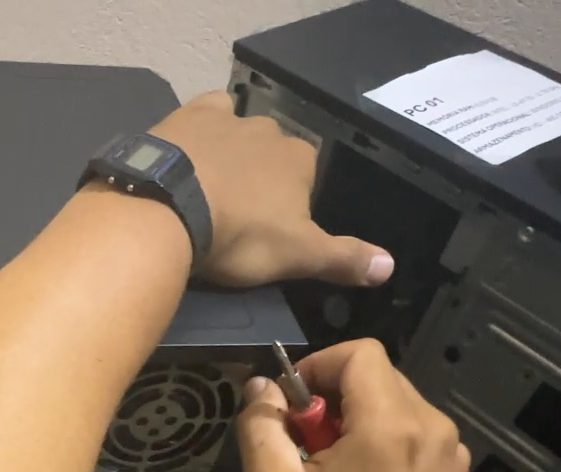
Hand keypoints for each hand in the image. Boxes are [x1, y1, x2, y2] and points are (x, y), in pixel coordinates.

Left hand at [150, 92, 393, 288]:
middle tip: (235, 218)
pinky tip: (193, 151)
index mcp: (302, 161)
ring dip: (231, 159)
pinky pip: (206, 116)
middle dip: (260, 182)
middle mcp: (272, 130)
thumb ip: (342, 258)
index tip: (267, 233)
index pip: (307, 180)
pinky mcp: (190, 115)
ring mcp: (230, 119)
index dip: (289, 208)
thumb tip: (390, 266)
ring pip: (240, 136)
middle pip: (272, 157)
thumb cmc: (240, 236)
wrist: (171, 209)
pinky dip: (203, 132)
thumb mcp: (296, 256)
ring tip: (209, 192)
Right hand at [237, 338, 468, 471]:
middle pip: (377, 377)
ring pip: (395, 403)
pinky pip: (412, 432)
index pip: (359, 353)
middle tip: (303, 447)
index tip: (289, 406)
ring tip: (329, 471)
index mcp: (390, 426)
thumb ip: (261, 429)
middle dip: (332, 397)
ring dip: (355, 420)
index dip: (316, 366)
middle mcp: (431, 428)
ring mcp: (449, 452)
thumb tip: (261, 390)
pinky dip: (380, 440)